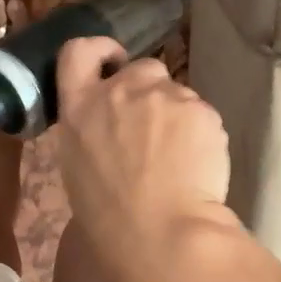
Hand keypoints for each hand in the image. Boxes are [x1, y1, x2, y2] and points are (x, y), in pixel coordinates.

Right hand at [55, 39, 236, 281]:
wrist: (159, 230)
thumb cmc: (108, 214)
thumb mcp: (78, 166)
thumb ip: (93, 130)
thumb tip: (112, 126)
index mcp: (81, 106)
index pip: (78, 52)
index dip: (99, 51)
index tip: (112, 62)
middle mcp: (122, 89)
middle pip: (142, 69)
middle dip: (149, 91)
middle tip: (153, 131)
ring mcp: (165, 96)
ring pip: (177, 93)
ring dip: (177, 115)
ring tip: (178, 159)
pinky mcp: (202, 110)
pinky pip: (202, 114)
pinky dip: (201, 134)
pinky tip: (197, 167)